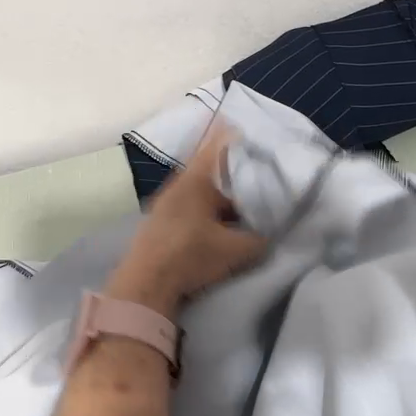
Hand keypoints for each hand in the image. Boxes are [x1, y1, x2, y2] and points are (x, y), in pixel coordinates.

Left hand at [106, 127, 267, 318]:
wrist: (146, 284)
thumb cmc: (191, 255)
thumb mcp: (236, 249)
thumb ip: (259, 239)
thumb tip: (269, 235)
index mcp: (196, 179)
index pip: (217, 148)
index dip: (233, 139)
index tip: (246, 131)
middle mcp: (178, 186)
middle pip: (212, 177)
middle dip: (234, 182)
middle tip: (257, 188)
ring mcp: (165, 205)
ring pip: (201, 197)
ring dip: (220, 204)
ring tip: (243, 214)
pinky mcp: (160, 225)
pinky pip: (191, 212)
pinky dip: (207, 216)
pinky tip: (219, 231)